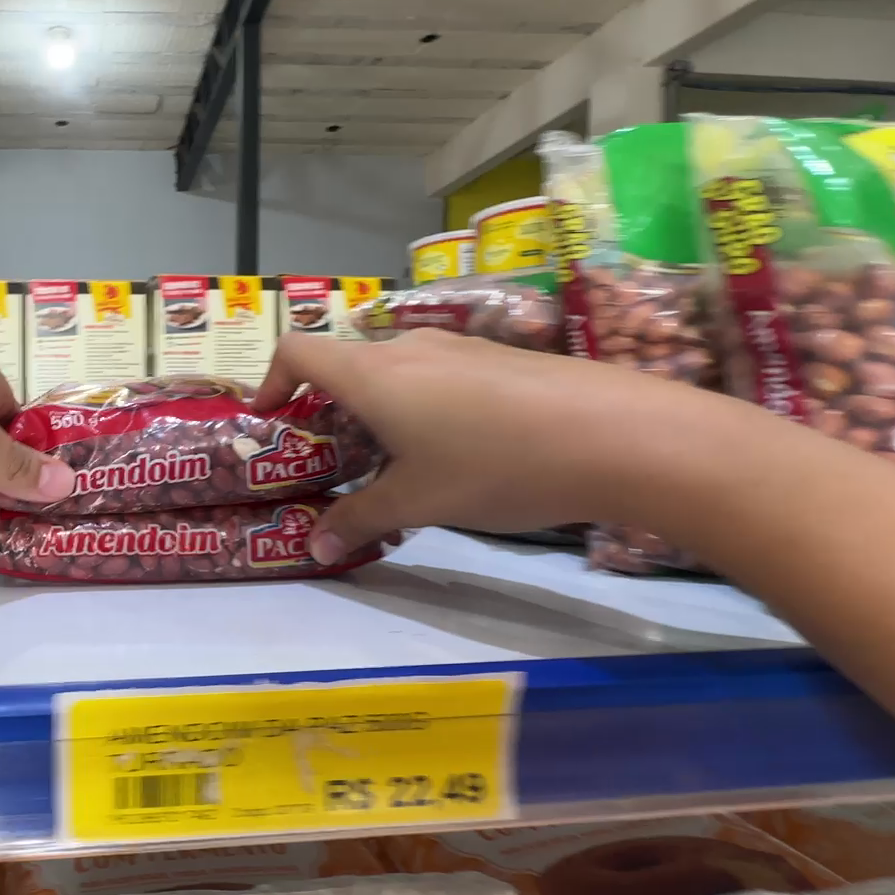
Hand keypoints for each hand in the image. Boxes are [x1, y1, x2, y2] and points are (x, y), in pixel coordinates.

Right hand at [253, 330, 722, 562]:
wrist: (623, 435)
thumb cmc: (497, 465)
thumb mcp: (419, 502)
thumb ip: (359, 520)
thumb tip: (316, 548)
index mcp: (373, 373)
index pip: (297, 349)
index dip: (272, 379)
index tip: (273, 419)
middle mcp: (409, 346)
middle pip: (345, 361)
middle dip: (328, 406)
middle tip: (337, 456)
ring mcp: (460, 346)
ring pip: (395, 367)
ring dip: (378, 406)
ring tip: (399, 458)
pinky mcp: (502, 355)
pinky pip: (438, 371)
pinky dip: (423, 402)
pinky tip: (461, 448)